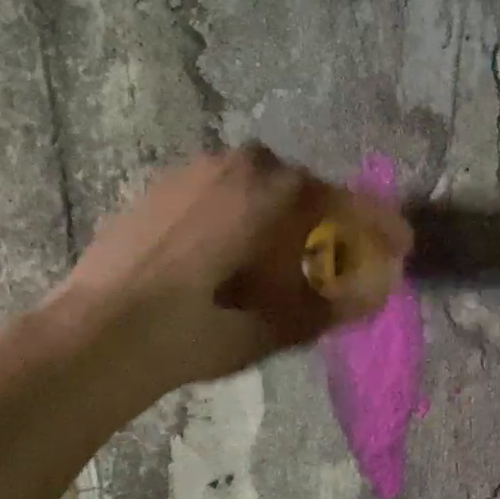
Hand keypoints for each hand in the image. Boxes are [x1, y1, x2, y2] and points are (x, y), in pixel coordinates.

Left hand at [55, 146, 411, 393]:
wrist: (96, 333)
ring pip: (261, 188)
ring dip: (285, 217)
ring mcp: (196, 170)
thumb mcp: (275, 326)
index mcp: (275, 191)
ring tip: (290, 257)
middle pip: (304, 190)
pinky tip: (237, 251)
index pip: (344, 203)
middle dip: (330, 221)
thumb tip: (373, 296)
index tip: (403, 245)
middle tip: (344, 257)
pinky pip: (224, 192)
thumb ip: (331, 306)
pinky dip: (245, 215)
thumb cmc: (196, 330)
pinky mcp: (162, 185)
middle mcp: (241, 165)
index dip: (378, 226)